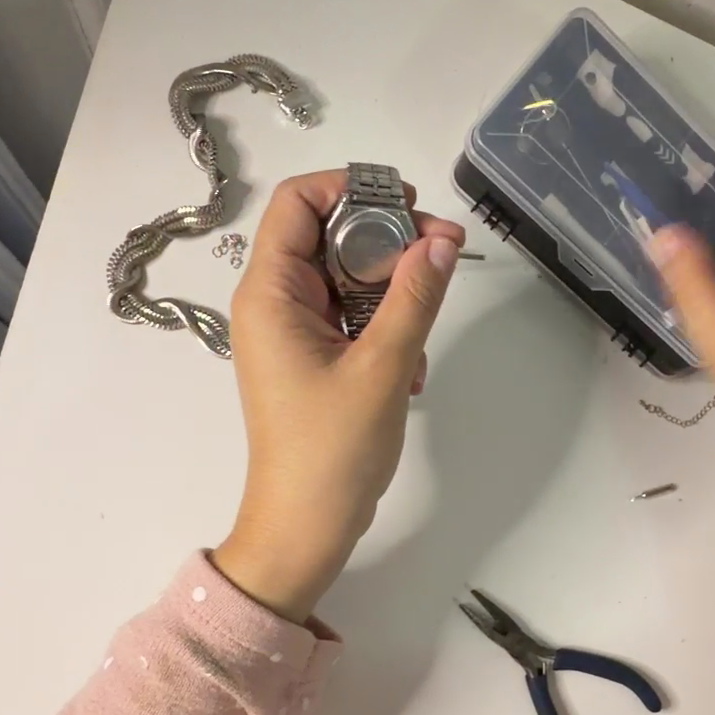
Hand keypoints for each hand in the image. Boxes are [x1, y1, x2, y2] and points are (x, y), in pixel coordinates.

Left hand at [212, 170, 465, 621]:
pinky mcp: (313, 364)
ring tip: (425, 333)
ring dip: (394, 298)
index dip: (352, 187)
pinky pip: (352, 324)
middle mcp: (275, 306)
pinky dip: (386, 334)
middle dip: (388, 244)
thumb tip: (443, 240)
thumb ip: (415, 298)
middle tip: (443, 256)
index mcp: (271, 294)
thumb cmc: (333, 450)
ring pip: (348, 283)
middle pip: (329, 238)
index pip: (298, 202)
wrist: (306, 527)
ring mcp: (294, 337)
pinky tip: (412, 371)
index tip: (408, 203)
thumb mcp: (383, 368)